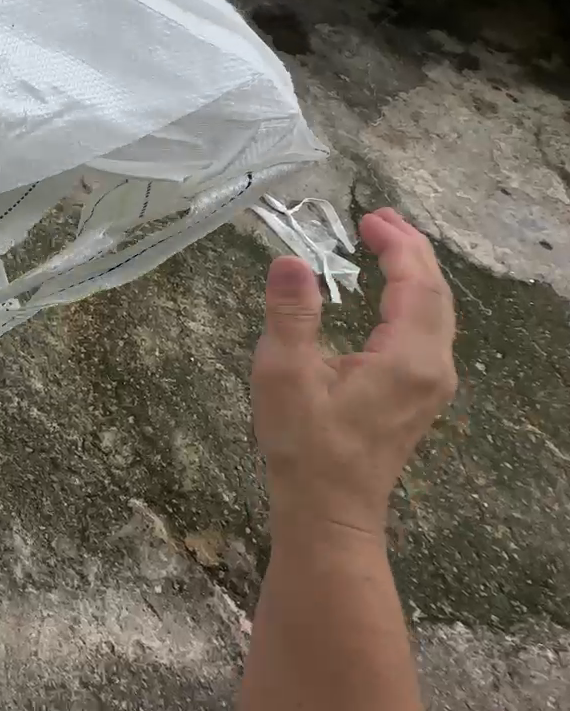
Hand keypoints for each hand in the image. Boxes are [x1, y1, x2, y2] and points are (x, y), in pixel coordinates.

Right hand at [252, 208, 457, 540]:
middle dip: (412, 254)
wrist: (329, 503)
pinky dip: (408, 301)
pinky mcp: (415, 393)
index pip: (417, 288)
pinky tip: (385, 298)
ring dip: (413, 276)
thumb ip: (290, 315)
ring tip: (382, 247)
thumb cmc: (304, 439)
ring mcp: (429, 383)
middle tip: (377, 219)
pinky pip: (424, 333)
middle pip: (436, 299)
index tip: (369, 217)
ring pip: (434, 316)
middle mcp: (432, 367)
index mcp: (407, 358)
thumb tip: (288, 260)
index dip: (399, 248)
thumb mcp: (284, 373)